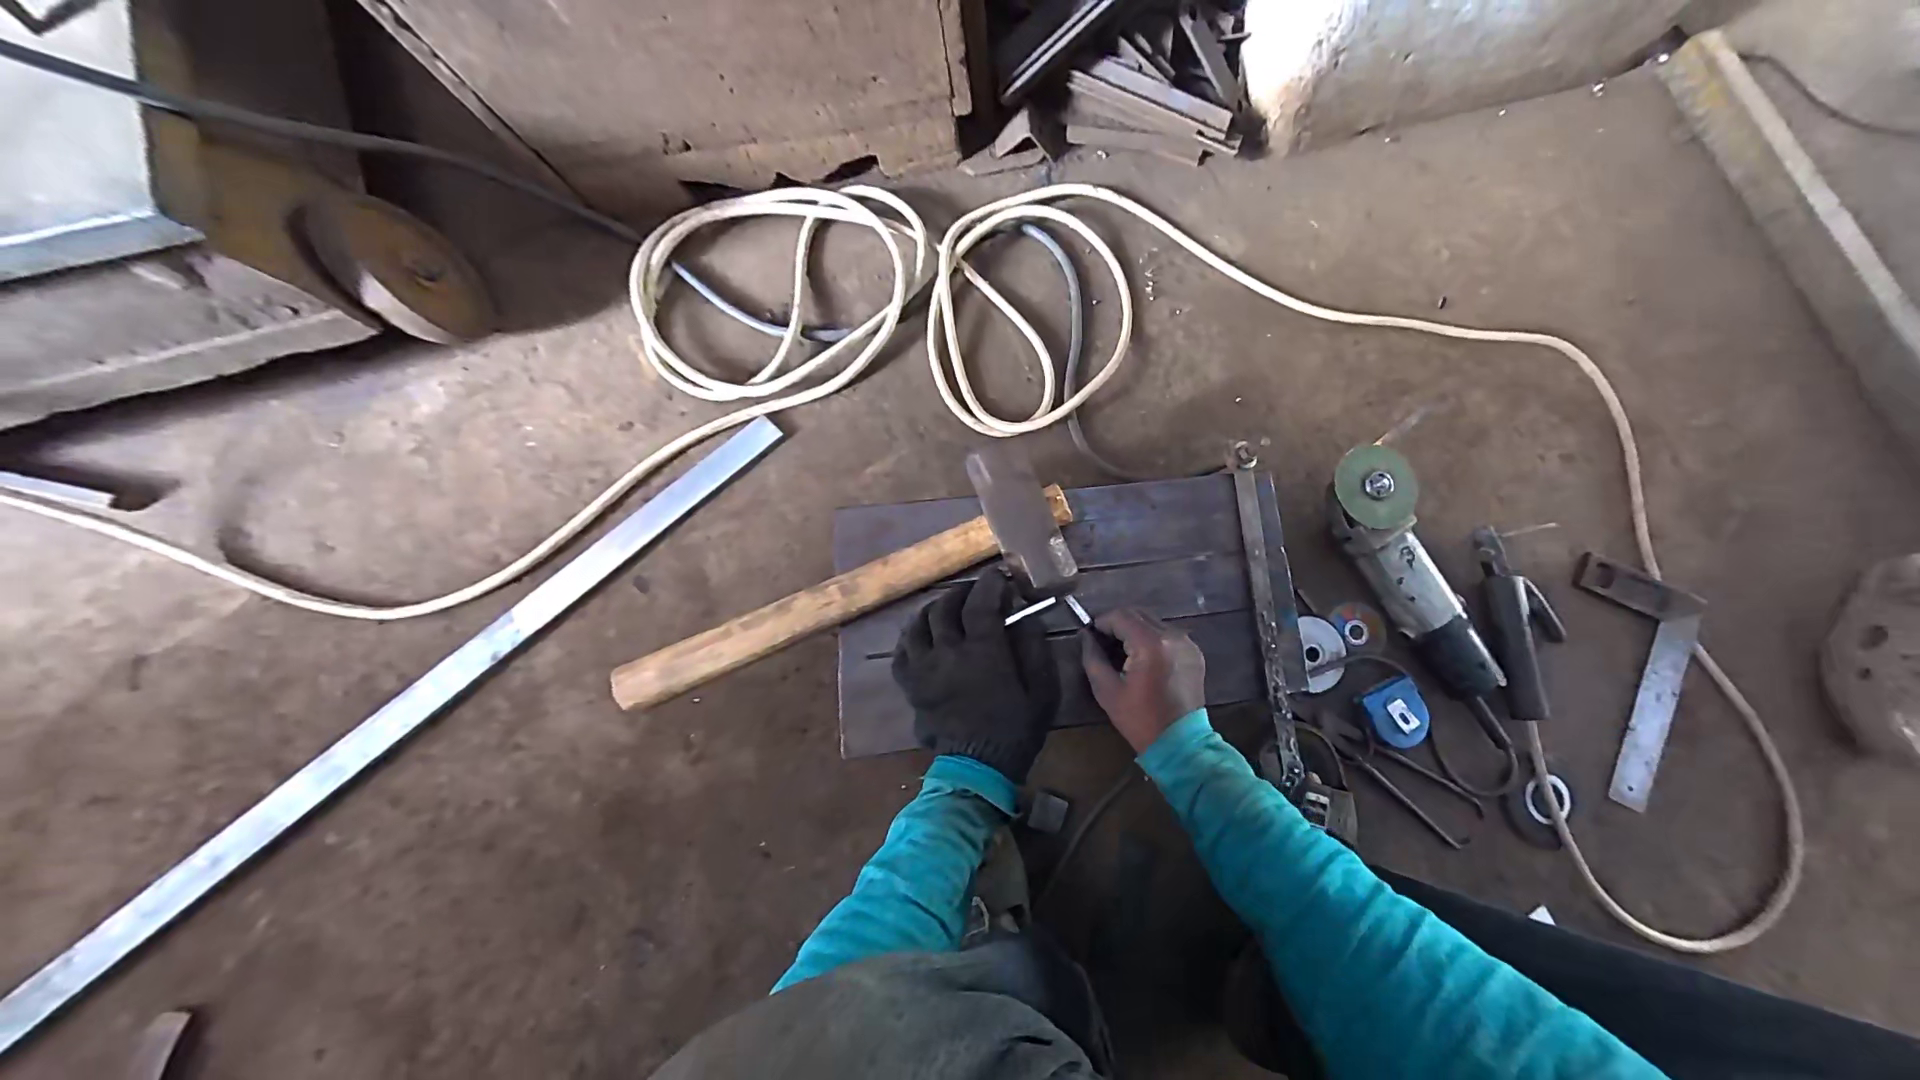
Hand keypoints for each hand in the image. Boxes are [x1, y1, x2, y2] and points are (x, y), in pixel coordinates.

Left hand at [892, 570, 1060, 782]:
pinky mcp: (910, 685)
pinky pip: (901, 651)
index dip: (991, 583)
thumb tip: (1025, 616)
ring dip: (933, 609)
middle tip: (975, 592)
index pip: (981, 601)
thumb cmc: (1016, 728)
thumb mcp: (1042, 688)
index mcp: (982, 650)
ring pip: (918, 624)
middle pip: (945, 607)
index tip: (1000, 576)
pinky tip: (921, 635)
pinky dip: (911, 637)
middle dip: (962, 592)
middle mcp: (946, 652)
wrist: (979, 766)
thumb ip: (1035, 647)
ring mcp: (923, 668)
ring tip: (946, 608)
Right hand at [1081, 608, 1205, 753]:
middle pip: (1137, 614)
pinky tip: (1143, 659)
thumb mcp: (1106, 690)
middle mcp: (1172, 636)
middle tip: (1104, 644)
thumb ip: (1092, 656)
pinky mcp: (1193, 652)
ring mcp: (1186, 642)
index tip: (1091, 637)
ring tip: (1122, 653)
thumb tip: (1085, 636)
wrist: (1180, 743)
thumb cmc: (1139, 719)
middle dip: (1117, 624)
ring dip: (1134, 630)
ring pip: (1152, 621)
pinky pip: (1166, 634)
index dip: (1101, 623)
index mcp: (1150, 644)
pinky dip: (1151, 638)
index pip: (1120, 616)